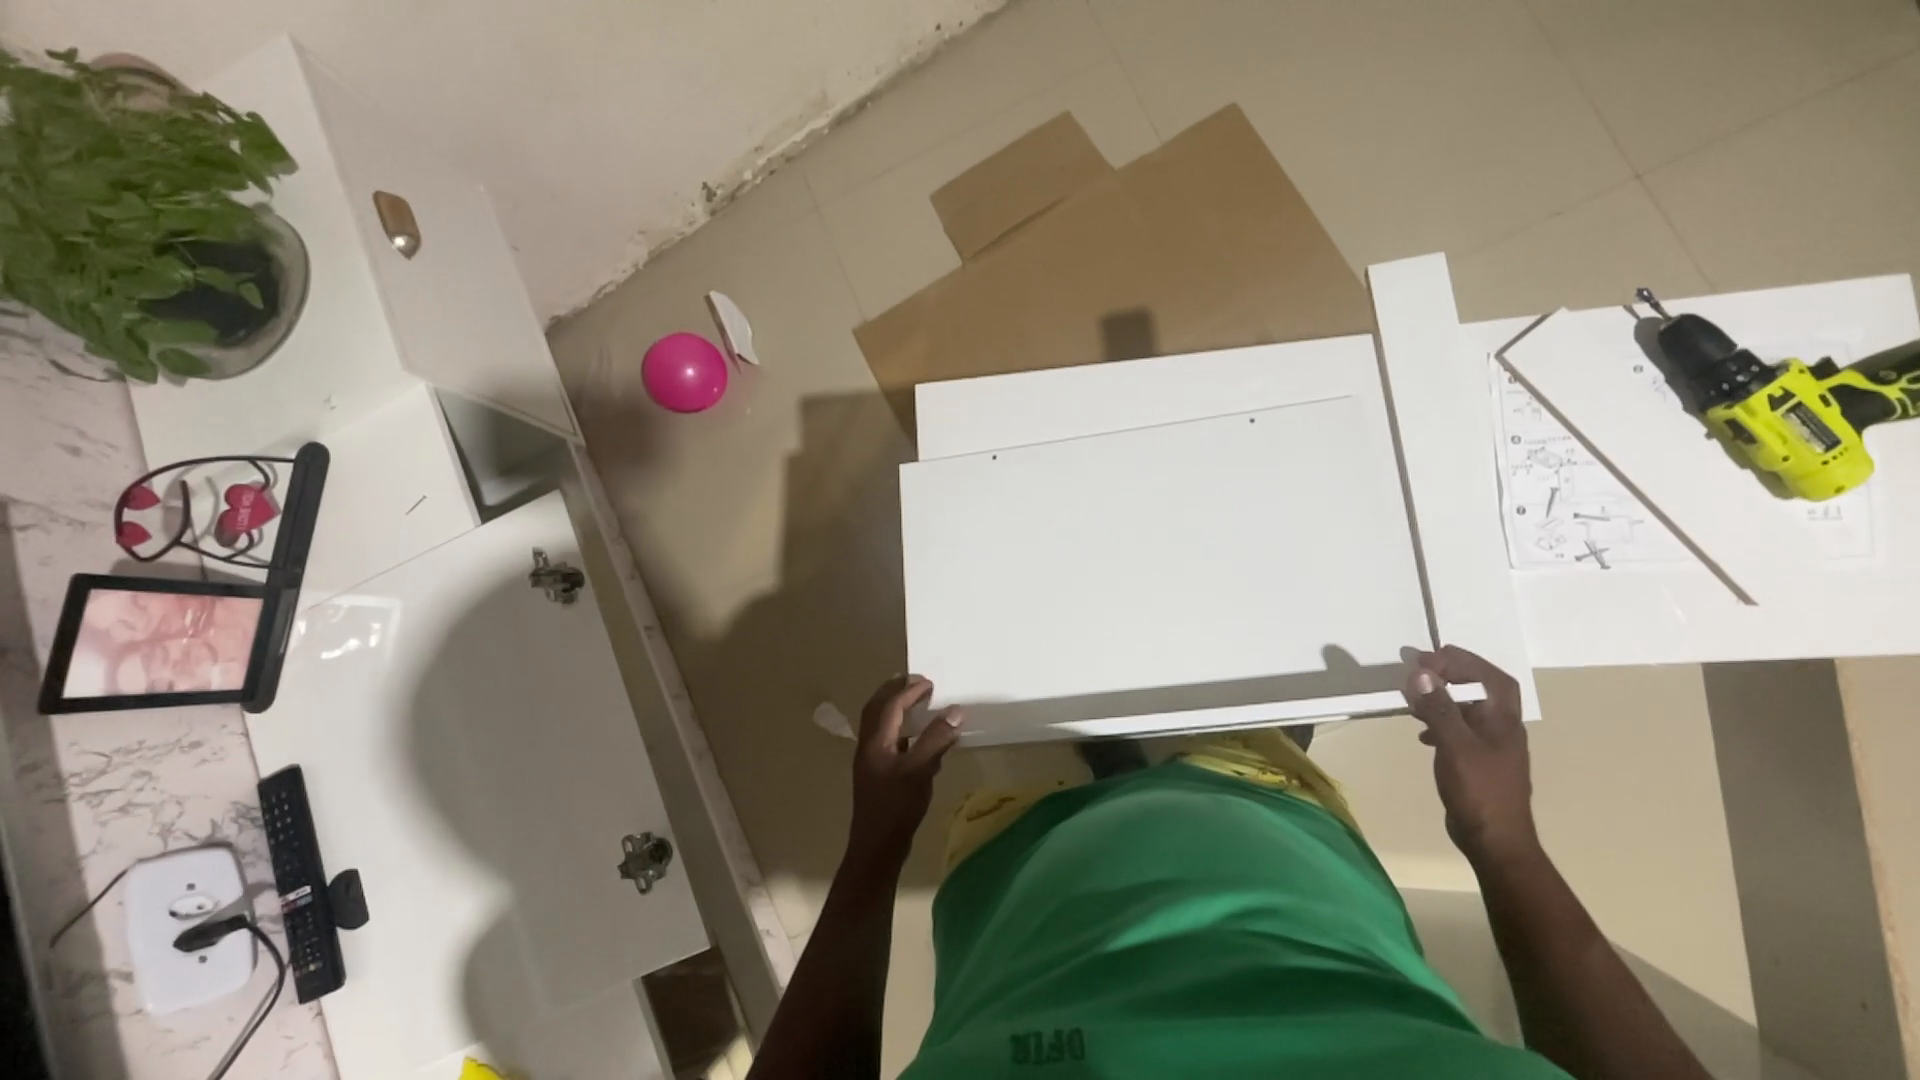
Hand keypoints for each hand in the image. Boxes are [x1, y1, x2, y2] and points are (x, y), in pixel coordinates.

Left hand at [848, 675, 962, 864]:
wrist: (877, 847)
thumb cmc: (896, 806)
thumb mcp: (920, 770)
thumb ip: (936, 740)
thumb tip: (955, 711)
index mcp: (875, 741)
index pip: (890, 705)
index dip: (909, 691)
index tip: (929, 683)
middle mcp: (868, 747)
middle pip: (876, 709)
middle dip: (893, 692)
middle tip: (912, 681)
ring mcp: (870, 763)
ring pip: (878, 726)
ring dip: (893, 709)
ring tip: (913, 703)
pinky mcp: (877, 776)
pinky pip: (886, 741)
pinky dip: (899, 730)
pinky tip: (916, 740)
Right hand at [1402, 646, 1539, 866]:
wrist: (1495, 841)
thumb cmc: (1479, 790)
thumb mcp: (1454, 745)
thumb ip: (1439, 708)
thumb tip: (1422, 673)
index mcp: (1503, 721)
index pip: (1490, 677)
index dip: (1464, 661)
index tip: (1430, 657)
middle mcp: (1501, 730)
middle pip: (1480, 691)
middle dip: (1453, 675)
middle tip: (1420, 669)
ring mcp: (1491, 749)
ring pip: (1468, 711)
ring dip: (1444, 699)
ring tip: (1415, 697)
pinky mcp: (1477, 765)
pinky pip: (1459, 732)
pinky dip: (1440, 723)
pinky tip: (1423, 733)